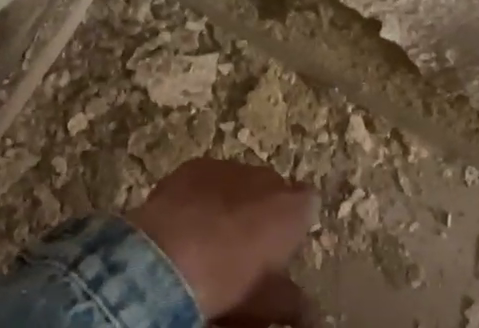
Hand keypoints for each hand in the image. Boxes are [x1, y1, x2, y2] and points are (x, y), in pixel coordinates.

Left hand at [125, 158, 318, 326]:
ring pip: (238, 182)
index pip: (309, 202)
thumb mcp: (266, 302)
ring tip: (212, 234)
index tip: (282, 245)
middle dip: (263, 211)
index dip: (295, 222)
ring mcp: (228, 167)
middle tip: (246, 245)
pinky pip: (207, 179)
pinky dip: (203, 195)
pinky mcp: (194, 165)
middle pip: (272, 190)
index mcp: (292, 208)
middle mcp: (266, 178)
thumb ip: (292, 302)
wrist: (168, 257)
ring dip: (232, 201)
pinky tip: (187, 222)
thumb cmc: (229, 280)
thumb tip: (310, 314)